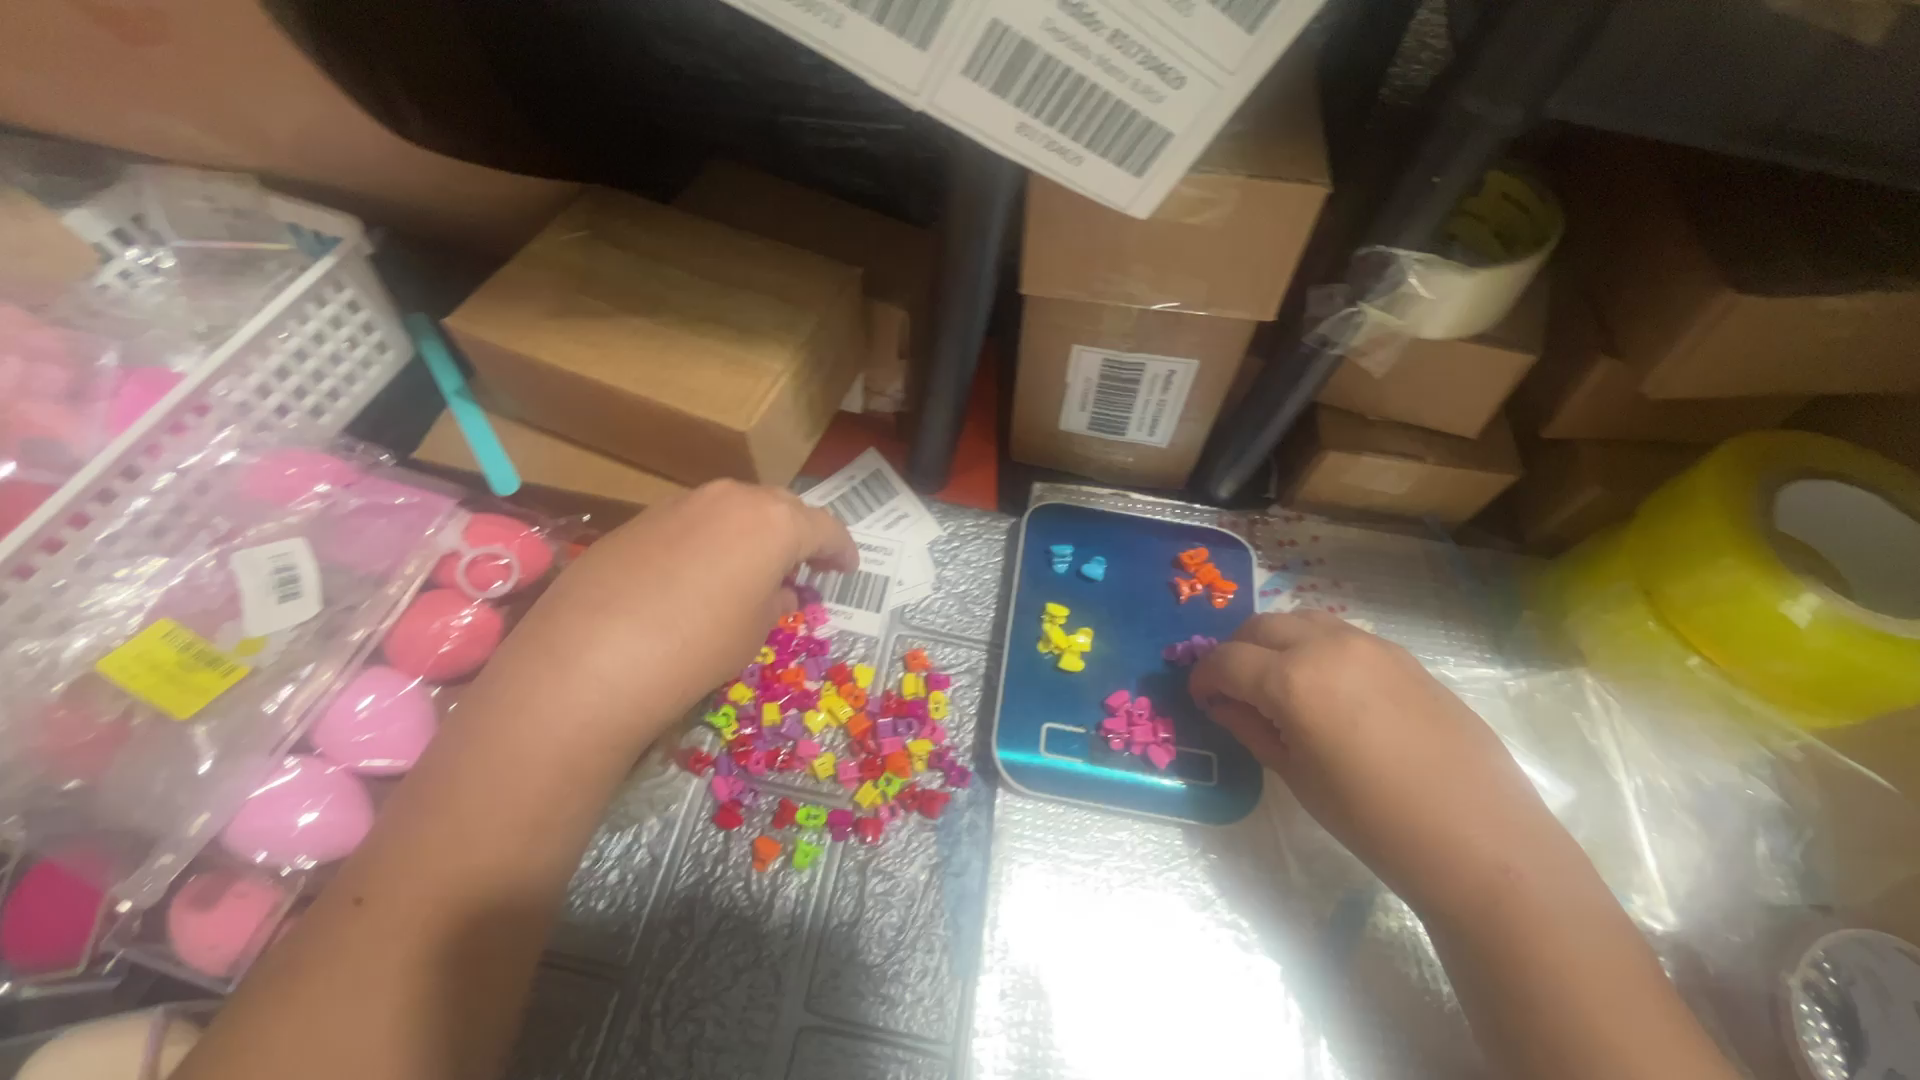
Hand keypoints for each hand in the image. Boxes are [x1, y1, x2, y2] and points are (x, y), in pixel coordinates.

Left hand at [480, 481, 855, 748]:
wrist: (590, 658)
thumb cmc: (697, 648)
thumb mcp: (754, 631)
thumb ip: (774, 600)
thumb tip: (775, 589)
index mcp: (774, 521)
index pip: (825, 527)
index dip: (841, 550)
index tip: (847, 569)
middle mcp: (730, 498)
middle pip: (779, 507)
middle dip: (796, 533)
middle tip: (802, 565)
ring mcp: (680, 503)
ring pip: (732, 509)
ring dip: (750, 534)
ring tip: (750, 569)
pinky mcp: (639, 519)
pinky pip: (692, 523)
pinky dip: (709, 542)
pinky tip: (697, 577)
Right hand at [1188, 612, 1570, 918]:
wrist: (1478, 837)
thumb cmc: (1373, 820)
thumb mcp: (1297, 777)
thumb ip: (1251, 728)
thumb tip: (1222, 704)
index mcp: (1292, 680)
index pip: (1226, 661)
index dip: (1204, 678)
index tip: (1200, 698)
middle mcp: (1327, 646)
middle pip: (1261, 626)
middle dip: (1236, 652)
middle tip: (1232, 688)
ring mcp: (1371, 645)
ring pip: (1303, 620)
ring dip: (1276, 642)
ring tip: (1276, 682)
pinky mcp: (1403, 656)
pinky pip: (1341, 635)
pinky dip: (1315, 647)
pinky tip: (1325, 689)